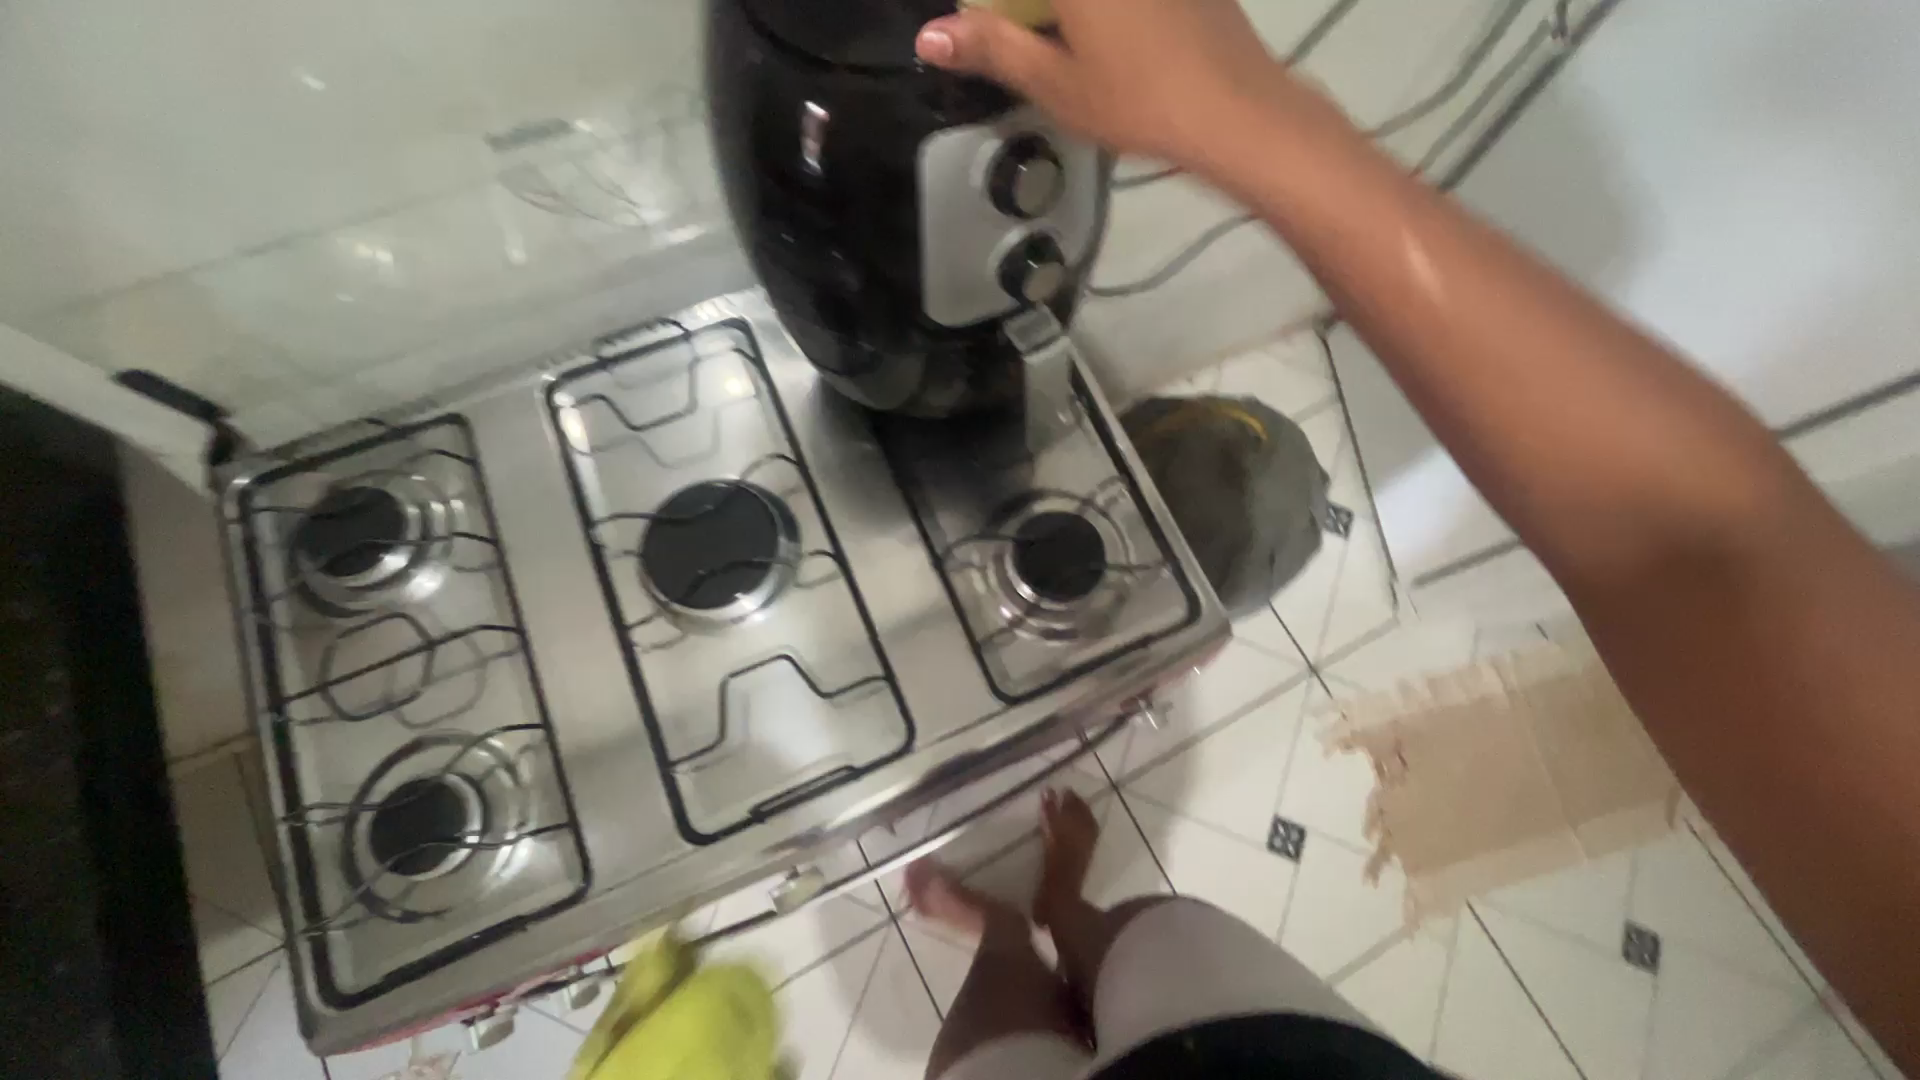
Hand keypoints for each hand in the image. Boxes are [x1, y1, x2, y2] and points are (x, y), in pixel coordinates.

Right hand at [915, 0, 1318, 175]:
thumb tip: (928, 35)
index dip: (997, 12)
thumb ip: (990, 47)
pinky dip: (1101, 14)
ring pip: (1082, 2)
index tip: (989, 28)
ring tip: (1063, 43)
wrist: (1231, 105)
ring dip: (1063, 20)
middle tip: (1018, 35)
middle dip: (1026, 13)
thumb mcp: (1053, 82)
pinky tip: (1109, 38)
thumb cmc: (1135, 99)